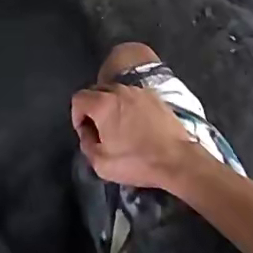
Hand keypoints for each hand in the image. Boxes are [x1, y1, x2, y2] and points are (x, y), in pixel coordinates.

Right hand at [70, 83, 208, 191]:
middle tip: (100, 130)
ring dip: (112, 105)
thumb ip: (86, 143)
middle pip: (96, 90)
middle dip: (93, 108)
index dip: (77, 116)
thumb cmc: (136, 161)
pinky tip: (137, 124)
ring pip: (116, 91)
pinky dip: (129, 105)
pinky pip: (133, 95)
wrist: (175, 158)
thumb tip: (87, 132)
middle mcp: (120, 90)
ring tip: (120, 128)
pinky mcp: (154, 94)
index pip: (78, 98)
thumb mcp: (101, 163)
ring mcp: (139, 90)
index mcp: (103, 104)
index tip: (86, 133)